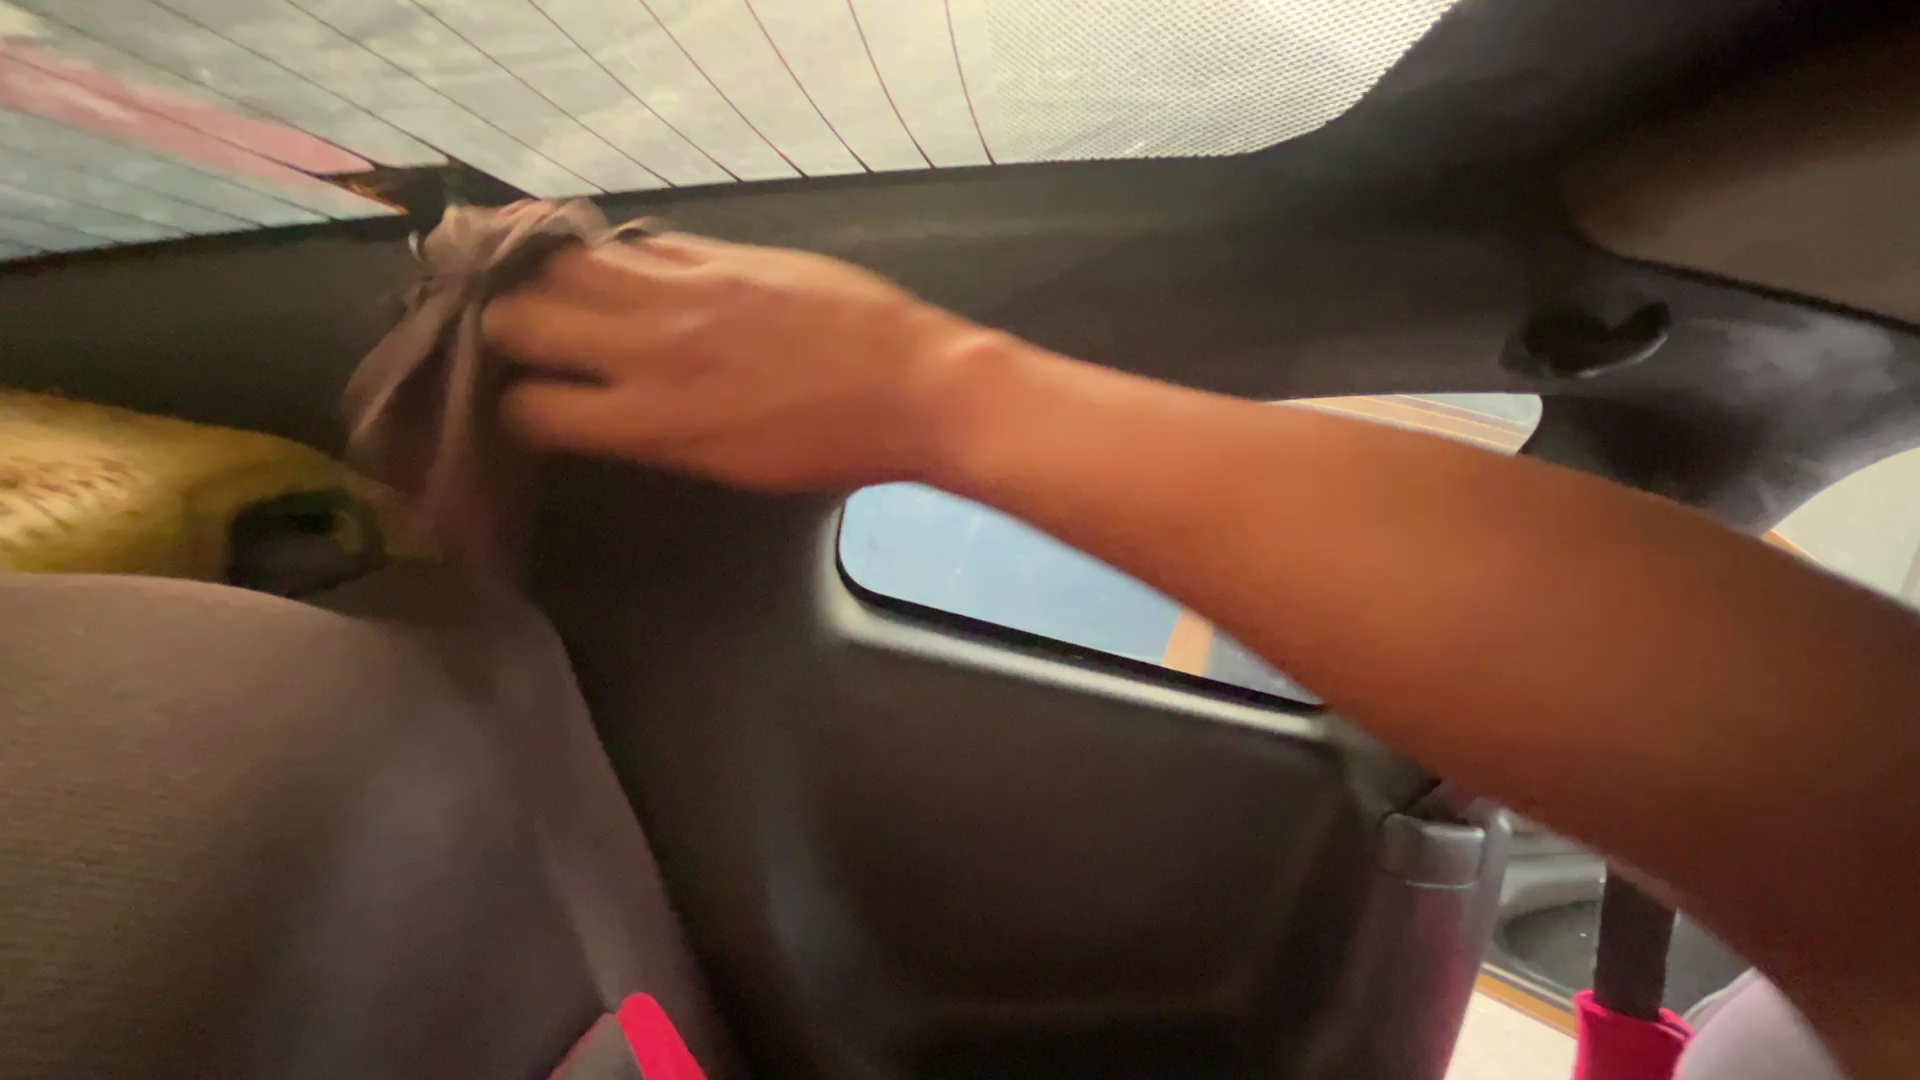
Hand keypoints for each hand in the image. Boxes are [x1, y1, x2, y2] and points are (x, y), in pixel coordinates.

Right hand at [483, 232, 988, 490]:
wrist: (910, 388)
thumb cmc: (831, 447)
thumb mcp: (734, 467)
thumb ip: (660, 435)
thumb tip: (610, 409)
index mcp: (653, 421)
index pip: (534, 407)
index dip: (521, 406)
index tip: (533, 401)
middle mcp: (650, 349)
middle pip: (522, 316)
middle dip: (507, 326)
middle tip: (524, 330)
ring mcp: (683, 291)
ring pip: (566, 260)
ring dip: (548, 273)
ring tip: (555, 282)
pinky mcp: (723, 253)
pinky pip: (641, 240)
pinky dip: (622, 254)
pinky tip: (630, 264)